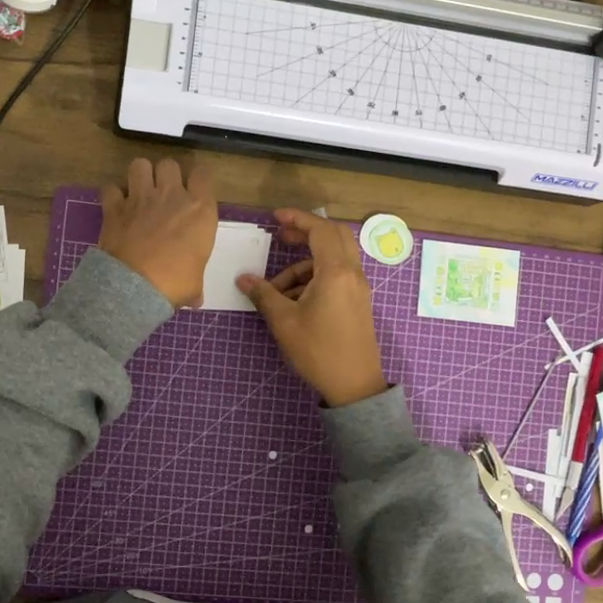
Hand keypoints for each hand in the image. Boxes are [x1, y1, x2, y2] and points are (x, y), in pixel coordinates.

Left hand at [98, 158, 217, 307]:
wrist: (135, 286)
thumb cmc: (174, 283)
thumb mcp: (194, 285)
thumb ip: (195, 284)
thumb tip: (196, 300)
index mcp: (199, 210)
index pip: (203, 174)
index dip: (198, 180)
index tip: (194, 192)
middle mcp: (171, 196)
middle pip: (170, 164)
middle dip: (166, 175)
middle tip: (165, 193)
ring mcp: (141, 198)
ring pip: (140, 164)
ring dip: (140, 175)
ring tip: (140, 192)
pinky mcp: (115, 207)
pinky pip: (111, 188)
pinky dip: (112, 196)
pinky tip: (116, 207)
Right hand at [236, 209, 387, 407]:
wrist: (354, 385)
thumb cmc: (318, 350)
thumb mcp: (284, 321)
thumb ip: (264, 294)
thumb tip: (244, 279)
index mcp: (336, 272)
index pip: (320, 230)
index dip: (297, 219)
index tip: (275, 218)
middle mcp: (352, 273)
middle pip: (333, 237)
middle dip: (305, 233)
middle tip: (280, 238)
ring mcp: (358, 288)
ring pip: (332, 260)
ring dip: (304, 265)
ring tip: (277, 291)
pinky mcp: (358, 302)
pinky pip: (336, 276)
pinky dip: (315, 278)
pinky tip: (294, 301)